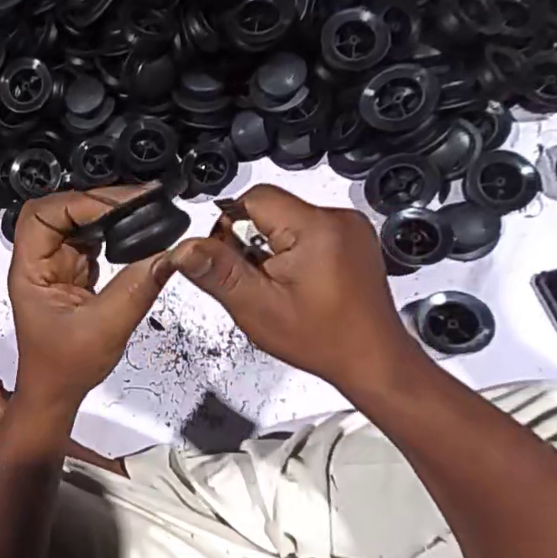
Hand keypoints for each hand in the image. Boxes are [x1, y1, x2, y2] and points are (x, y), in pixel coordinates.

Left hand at [8, 187, 176, 410]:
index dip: (81, 203)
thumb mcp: (105, 329)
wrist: (57, 392)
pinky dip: (115, 232)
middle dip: (99, 202)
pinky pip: (93, 240)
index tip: (119, 206)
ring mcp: (57, 266)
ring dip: (109, 214)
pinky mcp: (75, 273)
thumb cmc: (63, 368)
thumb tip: (166, 256)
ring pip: (79, 222)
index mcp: (30, 272)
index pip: (44, 215)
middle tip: (139, 202)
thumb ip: (136, 289)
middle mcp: (40, 263)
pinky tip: (135, 232)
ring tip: (143, 211)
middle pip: (62, 210)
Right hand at [170, 184, 426, 392]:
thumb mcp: (257, 308)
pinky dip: (295, 256)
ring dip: (273, 251)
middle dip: (253, 244)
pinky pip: (309, 234)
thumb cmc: (326, 339)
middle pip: (270, 211)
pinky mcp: (353, 240)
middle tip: (261, 282)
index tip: (233, 261)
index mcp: (314, 228)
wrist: (371, 359)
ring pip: (287, 223)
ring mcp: (349, 228)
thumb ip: (217, 273)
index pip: (252, 198)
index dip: (230, 228)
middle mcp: (337, 219)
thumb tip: (185, 249)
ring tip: (284, 288)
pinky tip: (300, 286)